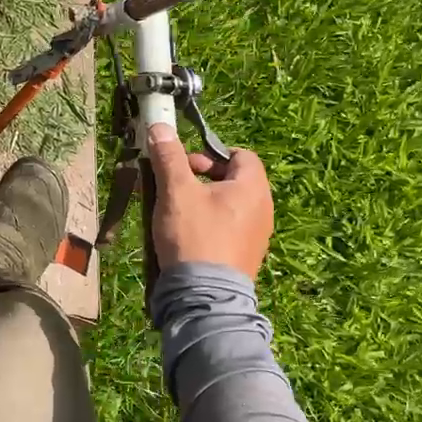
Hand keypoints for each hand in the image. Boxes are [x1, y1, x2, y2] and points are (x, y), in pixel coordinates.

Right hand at [145, 123, 273, 280]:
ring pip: (228, 201)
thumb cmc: (194, 235)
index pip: (241, 155)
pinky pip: (227, 223)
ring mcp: (256, 233)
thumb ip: (169, 157)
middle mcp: (262, 209)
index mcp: (253, 189)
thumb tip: (160, 127)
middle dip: (201, 174)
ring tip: (175, 207)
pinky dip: (208, 218)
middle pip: (233, 177)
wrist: (204, 294)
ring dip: (201, 197)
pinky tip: (185, 230)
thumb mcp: (176, 191)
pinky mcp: (245, 252)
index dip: (212, 152)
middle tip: (175, 184)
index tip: (185, 163)